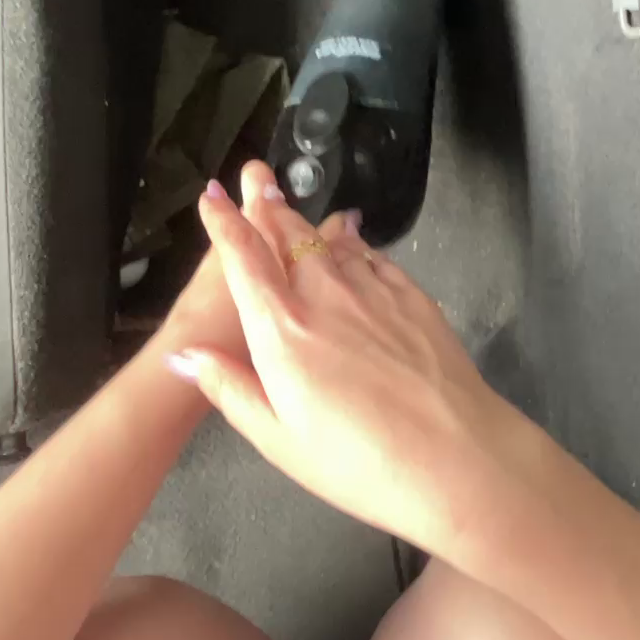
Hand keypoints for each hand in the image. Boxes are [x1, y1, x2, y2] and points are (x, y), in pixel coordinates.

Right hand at [168, 161, 544, 558]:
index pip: (243, 259)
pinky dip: (352, 242)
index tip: (211, 195)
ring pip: (330, 239)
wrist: (456, 457)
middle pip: (289, 234)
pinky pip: (371, 255)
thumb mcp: (279, 439)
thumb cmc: (358, 462)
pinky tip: (350, 240)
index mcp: (283, 329)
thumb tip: (183, 354)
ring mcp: (373, 289)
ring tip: (292, 204)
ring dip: (306, 220)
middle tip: (255, 177)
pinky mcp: (411, 294)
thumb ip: (229, 387)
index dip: (223, 223)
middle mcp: (325, 294)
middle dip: (267, 203)